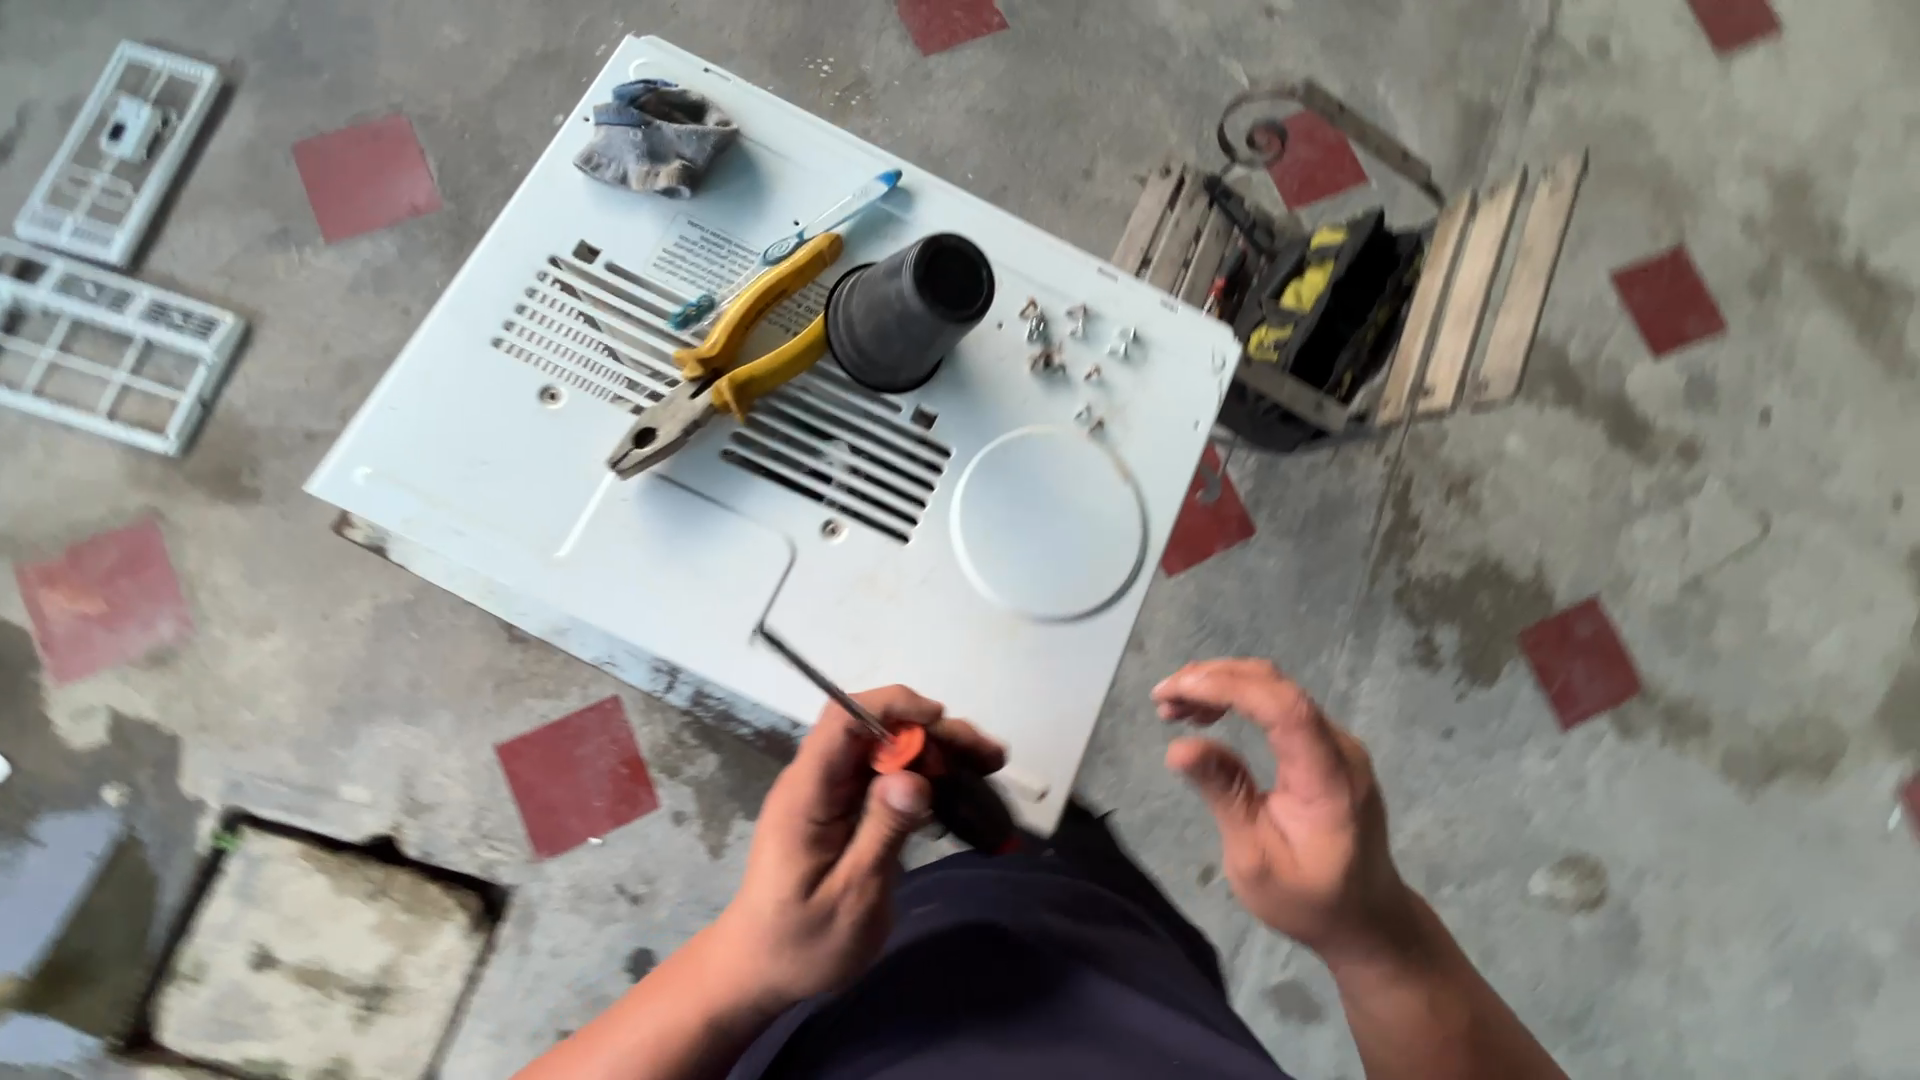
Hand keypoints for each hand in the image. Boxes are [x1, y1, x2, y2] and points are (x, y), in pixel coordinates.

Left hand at [705, 686, 1005, 1009]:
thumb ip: (880, 834)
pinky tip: (962, 787)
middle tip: (987, 757)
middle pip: (876, 727)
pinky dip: (927, 773)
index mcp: (807, 793)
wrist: (762, 970)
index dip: (892, 707)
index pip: (843, 720)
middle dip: (933, 731)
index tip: (940, 723)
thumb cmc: (801, 942)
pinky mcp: (847, 805)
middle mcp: (819, 779)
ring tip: (987, 765)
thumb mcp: (849, 898)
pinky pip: (889, 772)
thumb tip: (914, 777)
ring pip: (888, 746)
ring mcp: (833, 791)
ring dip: (938, 749)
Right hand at [1156, 659, 1416, 964]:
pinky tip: (1204, 714)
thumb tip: (1179, 747)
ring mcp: (1335, 743)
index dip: (1227, 687)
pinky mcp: (1324, 745)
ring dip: (1220, 685)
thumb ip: (1224, 797)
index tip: (1175, 692)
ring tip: (1173, 707)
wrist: (1366, 920)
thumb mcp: (1255, 862)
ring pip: (1274, 687)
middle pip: (1275, 685)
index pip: (1283, 707)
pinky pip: (1278, 703)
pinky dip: (1235, 697)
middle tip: (1162, 699)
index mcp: (1328, 779)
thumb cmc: (1309, 900)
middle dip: (1213, 679)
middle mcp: (1339, 747)